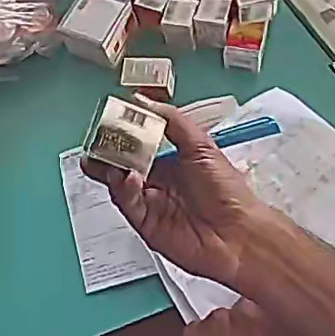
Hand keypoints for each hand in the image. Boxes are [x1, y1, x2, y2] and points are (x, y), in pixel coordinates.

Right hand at [81, 97, 288, 287]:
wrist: (239, 233)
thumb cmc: (227, 191)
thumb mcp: (201, 145)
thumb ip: (172, 121)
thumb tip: (144, 102)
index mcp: (170, 162)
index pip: (138, 144)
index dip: (123, 133)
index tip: (110, 121)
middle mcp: (157, 182)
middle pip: (122, 164)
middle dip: (106, 152)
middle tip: (96, 141)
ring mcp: (150, 203)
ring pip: (119, 183)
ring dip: (109, 170)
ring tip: (104, 158)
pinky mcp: (145, 224)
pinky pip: (127, 204)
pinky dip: (122, 189)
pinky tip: (126, 178)